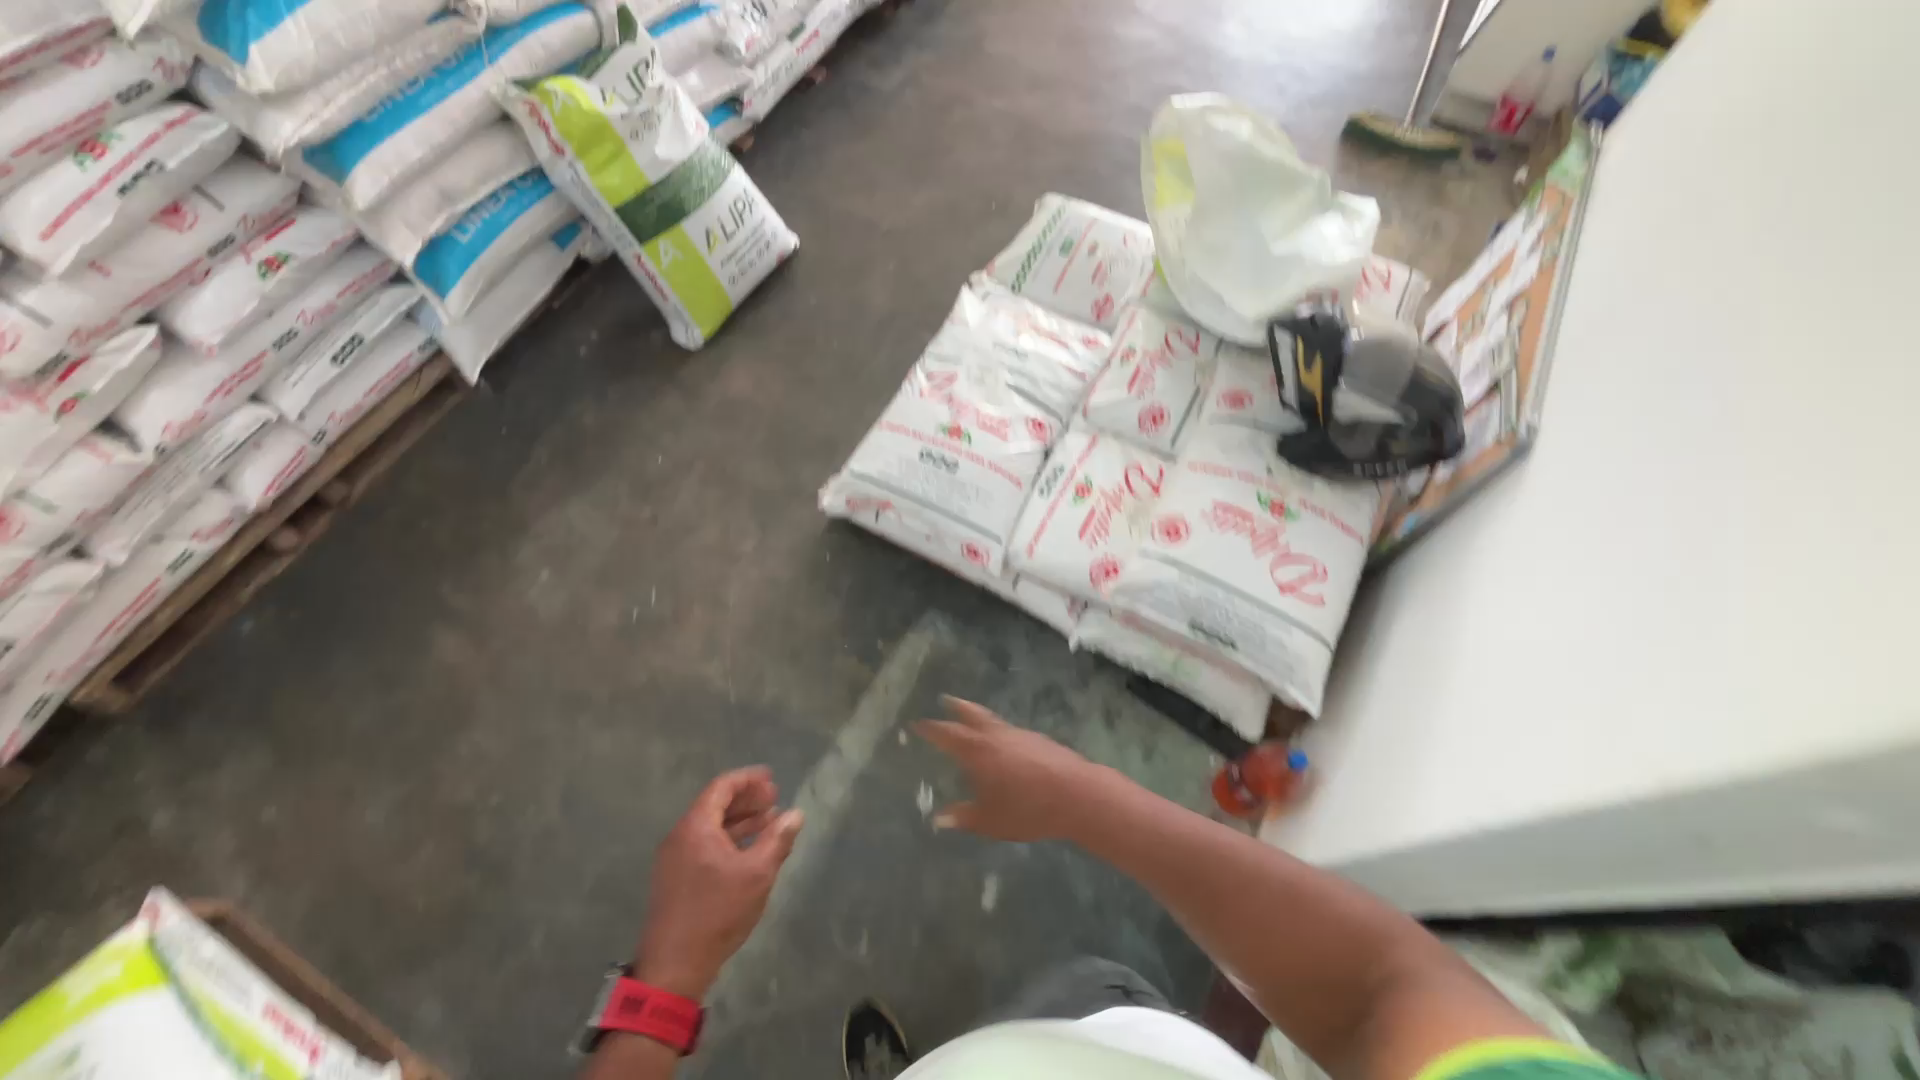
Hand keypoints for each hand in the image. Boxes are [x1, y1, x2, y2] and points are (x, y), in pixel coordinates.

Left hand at [633, 766, 803, 998]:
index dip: (748, 779)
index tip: (772, 778)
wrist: (674, 964)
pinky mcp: (675, 878)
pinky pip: (704, 845)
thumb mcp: (757, 874)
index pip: (722, 787)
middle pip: (714, 804)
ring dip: (739, 821)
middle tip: (774, 798)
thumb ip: (778, 840)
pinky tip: (749, 851)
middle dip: (746, 799)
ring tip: (769, 821)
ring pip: (710, 827)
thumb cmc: (717, 912)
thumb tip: (795, 814)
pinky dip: (728, 839)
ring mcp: (674, 859)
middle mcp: (680, 836)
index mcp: (696, 827)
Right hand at [915, 696, 1103, 841]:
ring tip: (973, 717)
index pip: (947, 735)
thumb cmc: (1028, 809)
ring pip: (993, 720)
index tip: (918, 723)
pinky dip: (1000, 730)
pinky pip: (1011, 730)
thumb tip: (938, 818)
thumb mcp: (989, 820)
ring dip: (979, 716)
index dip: (931, 729)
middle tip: (946, 699)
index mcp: (978, 752)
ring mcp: (1020, 735)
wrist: (1077, 795)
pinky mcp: (1040, 740)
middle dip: (956, 708)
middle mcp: (996, 736)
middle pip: (972, 715)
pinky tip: (1004, 741)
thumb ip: (963, 817)